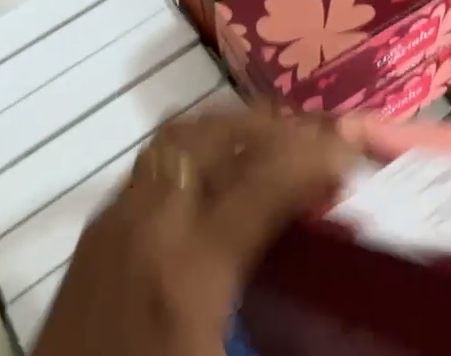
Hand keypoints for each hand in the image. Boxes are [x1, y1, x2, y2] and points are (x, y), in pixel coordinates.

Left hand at [32, 106, 357, 355]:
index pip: (260, 184)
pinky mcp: (95, 231)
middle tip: (323, 136)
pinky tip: (221, 174)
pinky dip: (198, 148)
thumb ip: (283, 323)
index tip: (356, 151)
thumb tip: (337, 287)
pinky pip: (153, 162)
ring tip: (279, 141)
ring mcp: (113, 221)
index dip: (313, 158)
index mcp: (188, 275)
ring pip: (177, 139)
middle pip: (213, 139)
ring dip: (234, 129)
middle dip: (275, 127)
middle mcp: (146, 227)